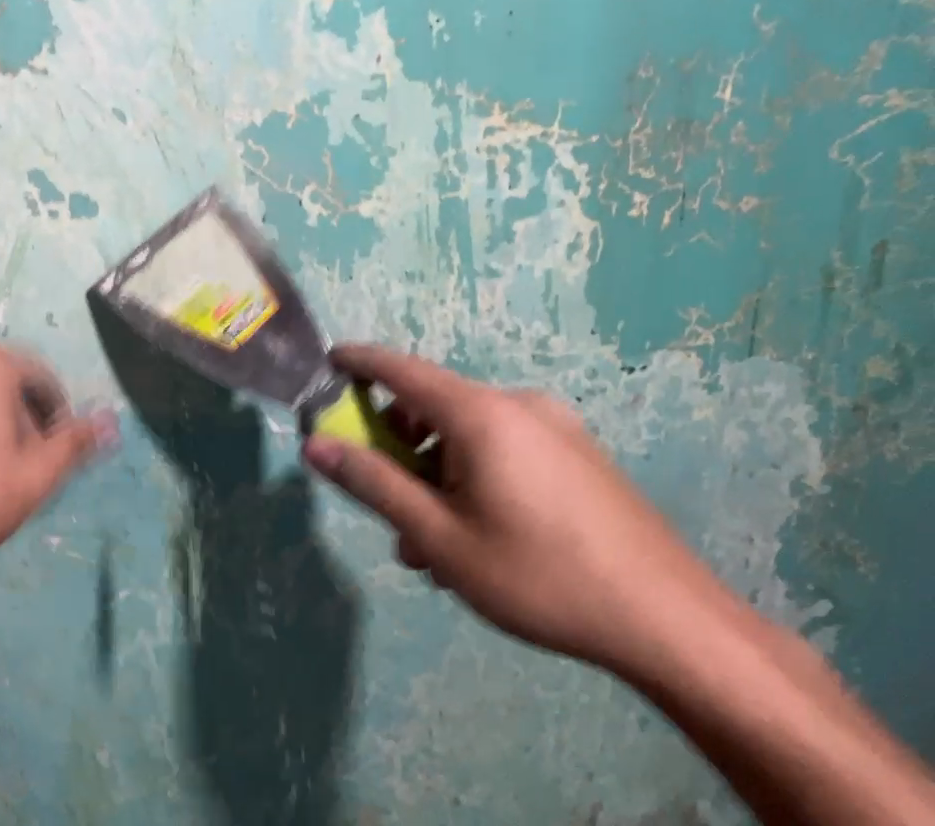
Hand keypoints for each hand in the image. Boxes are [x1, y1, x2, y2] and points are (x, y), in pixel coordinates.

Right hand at [303, 343, 728, 671]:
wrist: (673, 625)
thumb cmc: (540, 576)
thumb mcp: (439, 536)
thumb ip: (372, 484)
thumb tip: (315, 445)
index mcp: (482, 415)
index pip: (400, 370)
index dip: (356, 363)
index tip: (322, 364)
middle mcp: (520, 407)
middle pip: (431, 408)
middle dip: (394, 450)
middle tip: (382, 507)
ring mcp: (557, 430)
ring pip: (466, 438)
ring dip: (432, 476)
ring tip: (429, 546)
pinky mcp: (579, 458)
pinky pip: (503, 452)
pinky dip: (470, 479)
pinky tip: (475, 540)